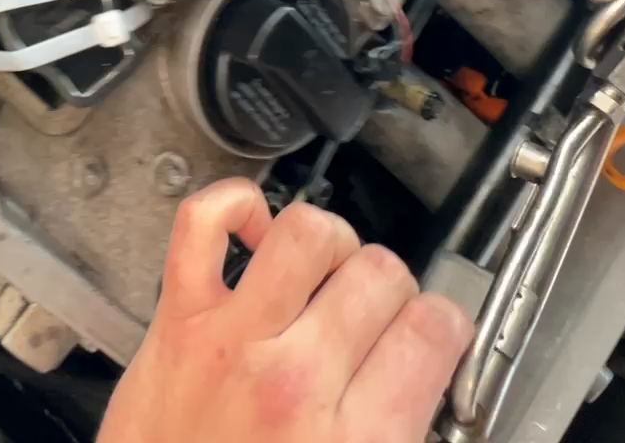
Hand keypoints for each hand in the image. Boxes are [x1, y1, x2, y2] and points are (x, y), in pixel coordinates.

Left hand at [99, 179, 470, 442]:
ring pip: (308, 232)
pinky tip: (254, 231)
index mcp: (356, 440)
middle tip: (370, 310)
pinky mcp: (181, 314)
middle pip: (380, 273)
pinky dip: (232, 203)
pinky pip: (201, 222)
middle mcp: (296, 378)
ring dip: (329, 241)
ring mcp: (234, 336)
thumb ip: (398, 434)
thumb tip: (424, 375)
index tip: (430, 329)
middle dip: (388, 285)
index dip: (443, 322)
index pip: (432, 331)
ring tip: (321, 271)